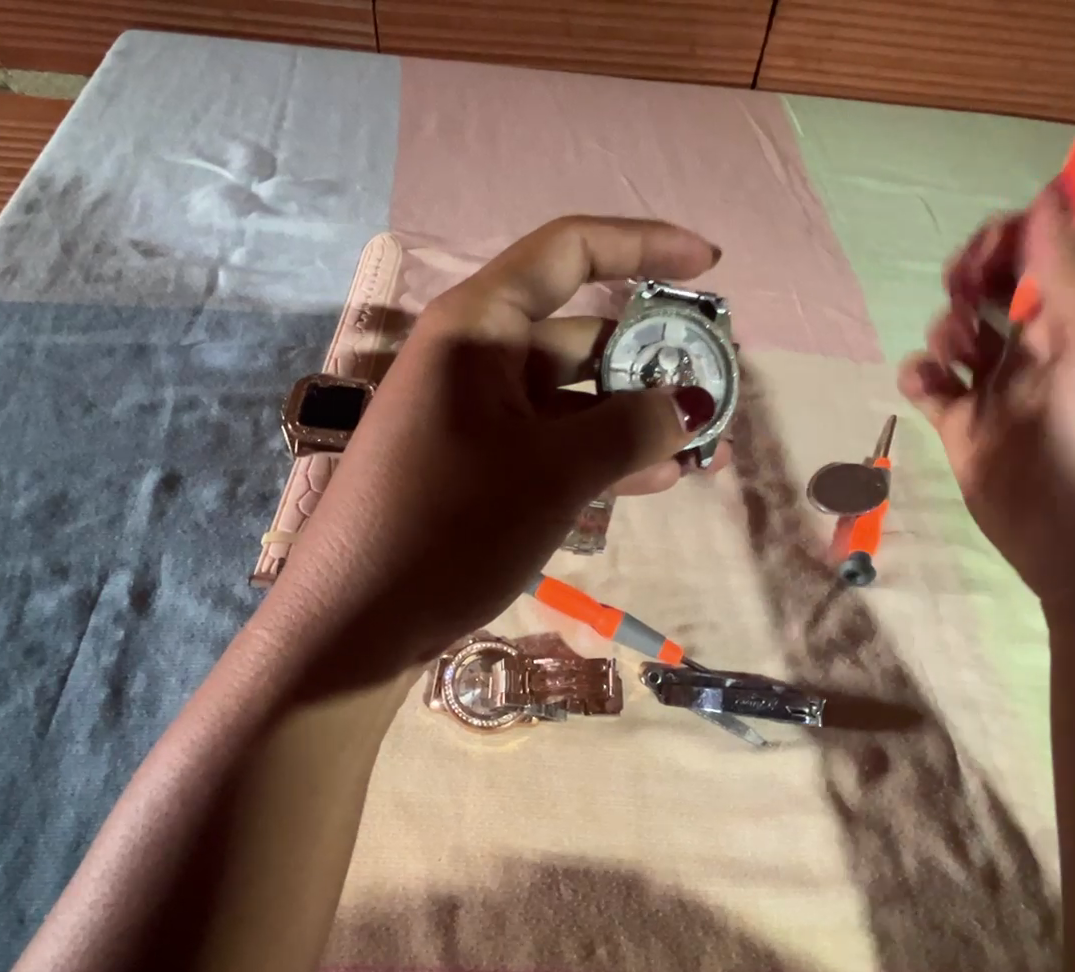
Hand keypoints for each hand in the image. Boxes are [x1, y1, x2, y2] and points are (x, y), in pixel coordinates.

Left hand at [264, 216, 730, 688]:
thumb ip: (631, 428)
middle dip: (655, 359)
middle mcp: (478, 359)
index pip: (570, 251)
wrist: (355, 622)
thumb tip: (694, 404)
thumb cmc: (447, 526)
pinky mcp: (482, 468)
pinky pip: (556, 445)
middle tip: (720, 390)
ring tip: (708, 447)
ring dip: (640, 419)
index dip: (645, 245)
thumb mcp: (553, 472)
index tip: (710, 266)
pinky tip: (661, 480)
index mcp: (479, 326)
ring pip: (576, 398)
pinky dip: (605, 457)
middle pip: (582, 331)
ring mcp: (478, 417)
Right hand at [899, 189, 1074, 606]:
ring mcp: (1008, 394)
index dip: (1016, 235)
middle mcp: (1054, 348)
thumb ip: (1074, 270)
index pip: (1052, 251)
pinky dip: (920, 376)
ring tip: (951, 354)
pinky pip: (934, 390)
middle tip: (963, 292)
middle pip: (999, 286)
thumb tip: (1050, 192)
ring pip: (961, 334)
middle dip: (973, 276)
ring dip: (947, 326)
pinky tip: (924, 384)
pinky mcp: (970, 436)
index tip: (987, 248)